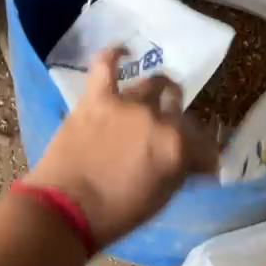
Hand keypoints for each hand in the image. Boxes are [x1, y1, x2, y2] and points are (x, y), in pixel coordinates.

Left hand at [23, 49, 218, 247]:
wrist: (62, 211)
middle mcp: (158, 118)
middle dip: (180, 123)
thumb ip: (180, 172)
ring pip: (153, 85)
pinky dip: (114, 55)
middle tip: (170, 134)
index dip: (204, 157)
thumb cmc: (114, 215)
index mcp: (178, 146)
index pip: (203, 144)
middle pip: (179, 111)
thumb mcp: (160, 199)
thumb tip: (192, 162)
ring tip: (156, 100)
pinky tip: (122, 51)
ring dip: (159, 93)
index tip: (201, 166)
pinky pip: (106, 65)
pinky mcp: (97, 98)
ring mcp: (127, 103)